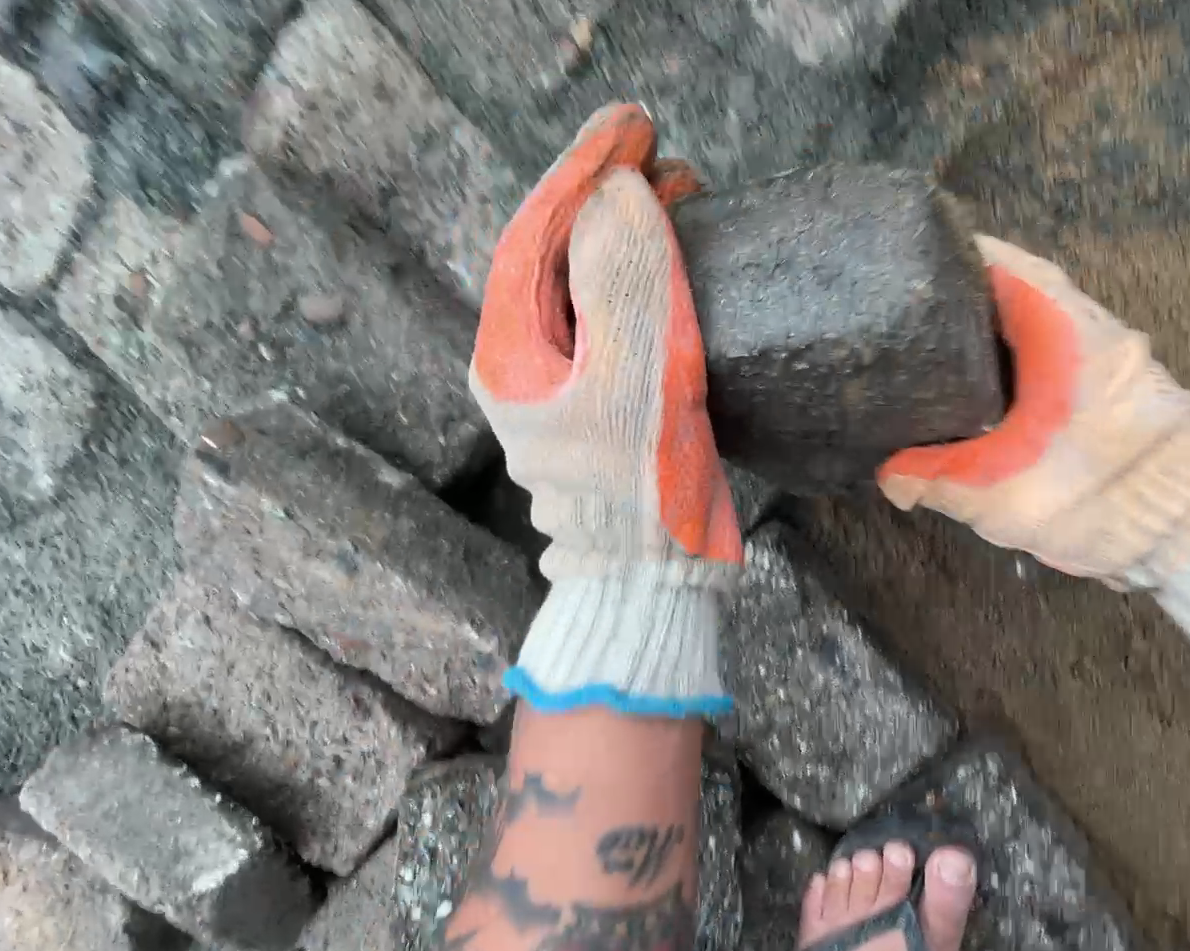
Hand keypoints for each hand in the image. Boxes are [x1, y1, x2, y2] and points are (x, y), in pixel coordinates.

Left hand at [470, 104, 742, 716]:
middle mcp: (525, 366)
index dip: (582, 171)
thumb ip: (623, 289)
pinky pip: (614, 322)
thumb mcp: (636, 388)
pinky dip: (644, 283)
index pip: (535, 236)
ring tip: (678, 198)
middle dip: (607, 197)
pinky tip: (676, 268)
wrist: (650, 586)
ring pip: (586, 286)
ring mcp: (562, 388)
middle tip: (668, 161)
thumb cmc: (640, 500)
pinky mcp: (602, 405)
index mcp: (512, 357)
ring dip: (628, 234)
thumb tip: (619, 197)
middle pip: (556, 255)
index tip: (635, 126)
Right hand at [879, 236, 1189, 676]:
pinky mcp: (1135, 391)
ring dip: (1012, 333)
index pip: (1011, 267)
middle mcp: (1101, 331)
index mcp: (1068, 334)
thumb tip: (888, 475)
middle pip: (1032, 291)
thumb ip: (932, 479)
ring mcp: (1125, 359)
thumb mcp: (995, 495)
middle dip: (979, 298)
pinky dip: (1040, 363)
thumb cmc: (1094, 499)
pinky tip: (1009, 395)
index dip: (963, 257)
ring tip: (956, 351)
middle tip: (924, 313)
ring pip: (1057, 325)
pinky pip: (1076, 356)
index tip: (921, 262)